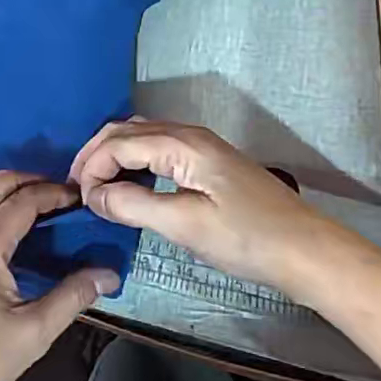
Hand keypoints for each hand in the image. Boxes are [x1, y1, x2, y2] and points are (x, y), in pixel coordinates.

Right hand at [69, 119, 346, 300]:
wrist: (305, 249)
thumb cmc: (245, 238)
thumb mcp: (184, 224)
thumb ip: (133, 204)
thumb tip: (94, 195)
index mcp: (183, 143)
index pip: (119, 142)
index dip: (91, 167)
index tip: (77, 200)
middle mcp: (190, 134)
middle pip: (128, 130)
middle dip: (96, 154)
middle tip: (75, 188)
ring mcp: (202, 146)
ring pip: (143, 137)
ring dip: (114, 156)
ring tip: (96, 186)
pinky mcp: (210, 163)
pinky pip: (159, 149)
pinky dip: (135, 161)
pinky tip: (130, 184)